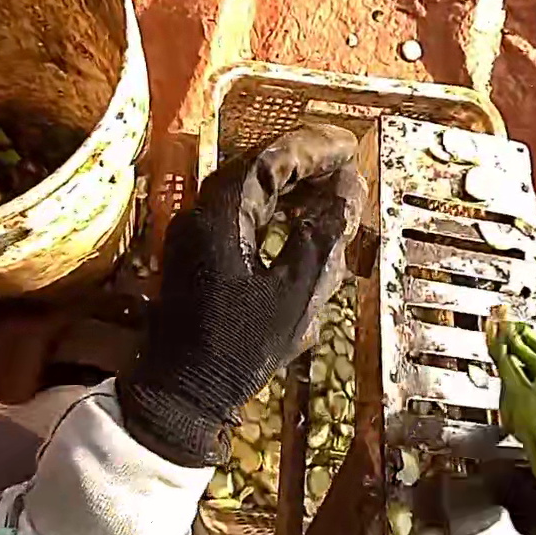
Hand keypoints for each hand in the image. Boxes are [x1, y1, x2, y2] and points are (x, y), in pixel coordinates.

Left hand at [118, 125, 365, 466]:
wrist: (185, 387)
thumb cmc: (240, 345)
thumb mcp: (295, 292)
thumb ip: (323, 235)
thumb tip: (348, 189)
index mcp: (223, 214)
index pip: (272, 158)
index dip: (315, 148)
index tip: (350, 147)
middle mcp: (204, 211)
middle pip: (259, 165)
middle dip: (306, 162)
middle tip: (347, 164)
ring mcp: (197, 229)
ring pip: (250, 188)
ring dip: (291, 184)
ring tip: (332, 189)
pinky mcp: (200, 248)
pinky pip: (242, 212)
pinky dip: (274, 207)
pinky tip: (300, 219)